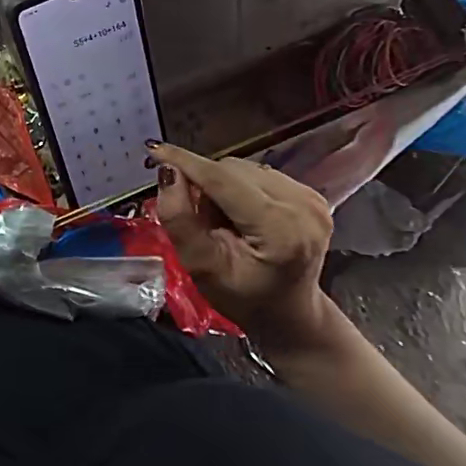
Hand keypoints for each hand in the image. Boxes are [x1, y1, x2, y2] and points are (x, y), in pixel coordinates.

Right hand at [149, 142, 336, 353]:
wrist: (289, 314)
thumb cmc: (242, 298)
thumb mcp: (201, 267)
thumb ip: (180, 219)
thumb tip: (168, 172)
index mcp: (280, 229)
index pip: (224, 180)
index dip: (186, 162)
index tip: (154, 150)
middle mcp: (303, 205)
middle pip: (233, 170)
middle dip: (204, 183)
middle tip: (195, 216)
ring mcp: (311, 197)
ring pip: (244, 168)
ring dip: (220, 185)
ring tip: (219, 219)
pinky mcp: (311, 194)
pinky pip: (258, 174)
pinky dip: (238, 187)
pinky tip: (238, 214)